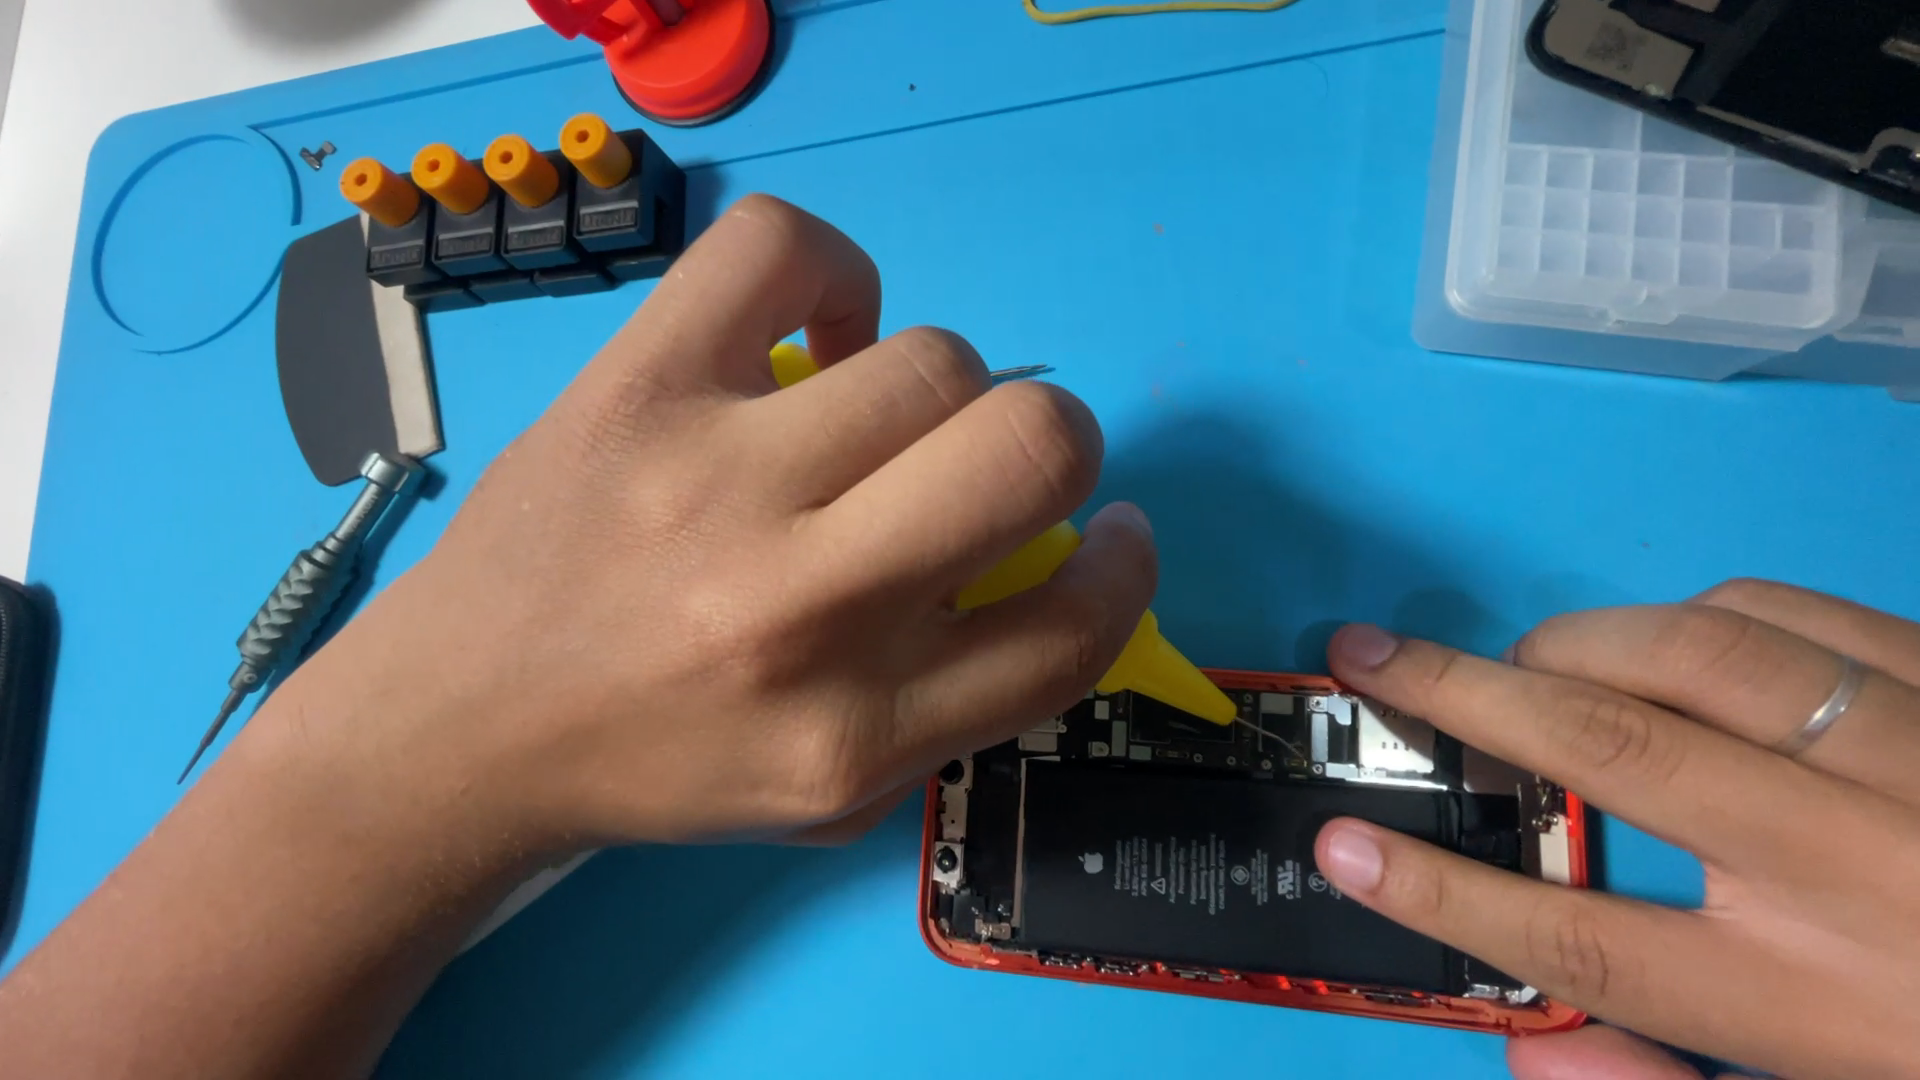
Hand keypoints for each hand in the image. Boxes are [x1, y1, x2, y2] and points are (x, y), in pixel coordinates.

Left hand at [245, 195, 1156, 851]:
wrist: (462, 730)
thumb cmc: (670, 763)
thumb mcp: (840, 789)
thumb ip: (968, 695)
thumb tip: (1058, 558)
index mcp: (857, 731)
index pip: (1069, 632)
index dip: (1124, 571)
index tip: (1113, 536)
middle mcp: (798, 605)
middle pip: (1026, 450)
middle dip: (1056, 449)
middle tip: (1007, 467)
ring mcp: (711, 477)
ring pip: (931, 360)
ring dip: (942, 391)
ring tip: (881, 423)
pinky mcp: (634, 384)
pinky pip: (784, 253)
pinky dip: (835, 278)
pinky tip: (813, 341)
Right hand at [1312, 580, 1919, 1078]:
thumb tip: (1529, 1045)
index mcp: (1845, 1010)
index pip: (1590, 948)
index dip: (1445, 897)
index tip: (1337, 846)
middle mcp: (1879, 874)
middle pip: (1612, 753)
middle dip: (1459, 696)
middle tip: (1362, 655)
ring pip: (1697, 652)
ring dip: (1571, 644)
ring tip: (1531, 663)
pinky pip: (1787, 614)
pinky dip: (1692, 620)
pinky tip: (1680, 655)